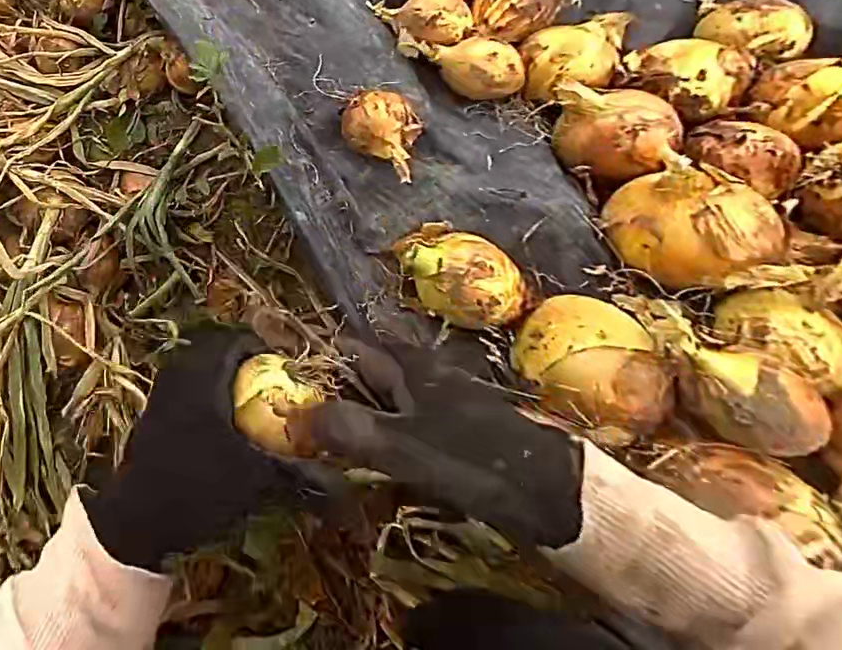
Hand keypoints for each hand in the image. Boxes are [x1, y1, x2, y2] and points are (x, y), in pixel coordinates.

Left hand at [83, 326, 324, 570]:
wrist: (136, 523)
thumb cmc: (197, 488)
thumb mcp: (257, 482)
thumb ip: (303, 480)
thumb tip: (350, 492)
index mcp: (202, 371)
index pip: (240, 339)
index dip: (269, 353)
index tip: (290, 377)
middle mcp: (179, 369)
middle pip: (223, 352)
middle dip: (252, 369)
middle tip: (276, 394)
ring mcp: (162, 388)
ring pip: (205, 369)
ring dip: (230, 383)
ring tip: (253, 414)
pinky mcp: (154, 409)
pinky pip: (190, 386)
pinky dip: (211, 397)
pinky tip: (225, 432)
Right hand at [289, 337, 585, 548]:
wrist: (551, 491)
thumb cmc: (472, 458)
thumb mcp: (401, 445)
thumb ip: (346, 429)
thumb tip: (292, 417)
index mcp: (406, 363)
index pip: (348, 349)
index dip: (317, 363)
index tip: (290, 385)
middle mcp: (422, 372)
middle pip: (365, 374)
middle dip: (336, 395)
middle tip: (308, 426)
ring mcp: (443, 398)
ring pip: (387, 400)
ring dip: (362, 419)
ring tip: (337, 448)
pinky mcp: (458, 426)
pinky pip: (408, 423)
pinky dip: (388, 436)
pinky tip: (382, 463)